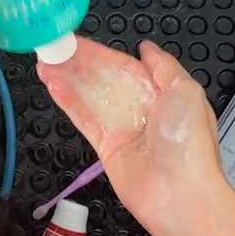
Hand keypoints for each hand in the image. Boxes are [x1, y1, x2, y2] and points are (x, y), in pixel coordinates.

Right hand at [38, 39, 234, 235]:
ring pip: (89, 97)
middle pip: (103, 80)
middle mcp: (140, 110)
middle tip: (54, 49)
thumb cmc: (189, 141)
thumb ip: (163, 66)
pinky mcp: (106, 147)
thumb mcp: (186, 91)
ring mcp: (121, 129)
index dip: (100, 54)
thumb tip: (147, 48)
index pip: (125, 67)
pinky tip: (53, 85)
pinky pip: (84, 119)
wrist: (180, 193)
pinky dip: (68, 102)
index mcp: (161, 94)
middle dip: (78, 64)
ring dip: (67, 79)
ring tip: (45, 63)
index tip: (77, 42)